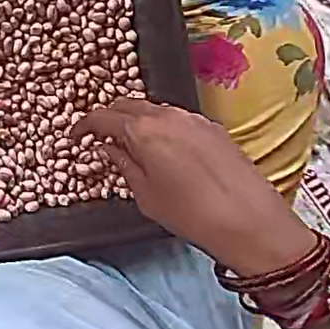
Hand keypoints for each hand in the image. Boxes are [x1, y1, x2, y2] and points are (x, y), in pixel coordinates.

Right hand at [73, 98, 315, 274]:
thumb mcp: (145, 195)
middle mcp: (166, 115)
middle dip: (109, 118)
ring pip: (153, 109)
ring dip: (136, 120)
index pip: (102, 117)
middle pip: (127, 104)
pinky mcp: (213, 127)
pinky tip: (164, 148)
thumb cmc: (192, 214)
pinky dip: (161, 126)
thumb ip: (123, 164)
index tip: (76, 137)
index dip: (84, 126)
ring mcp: (192, 118)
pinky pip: (176, 118)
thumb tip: (108, 148)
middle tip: (100, 137)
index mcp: (142, 130)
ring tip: (132, 143)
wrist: (253, 224)